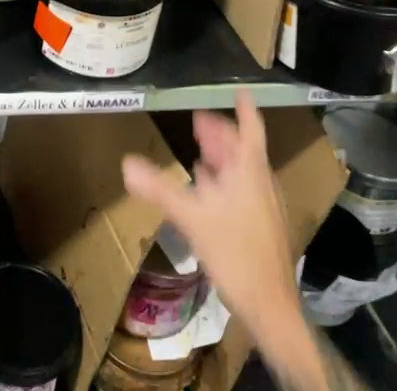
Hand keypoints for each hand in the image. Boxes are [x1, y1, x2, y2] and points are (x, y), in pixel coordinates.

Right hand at [121, 90, 298, 333]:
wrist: (270, 306)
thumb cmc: (235, 253)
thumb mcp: (191, 218)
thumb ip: (159, 189)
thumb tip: (126, 163)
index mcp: (250, 172)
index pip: (250, 129)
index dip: (245, 109)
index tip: (240, 89)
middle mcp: (261, 183)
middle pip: (242, 149)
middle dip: (221, 133)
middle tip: (199, 120)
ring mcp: (264, 206)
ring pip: (242, 171)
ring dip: (222, 158)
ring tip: (199, 149)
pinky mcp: (262, 227)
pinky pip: (242, 191)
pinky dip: (225, 181)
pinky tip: (207, 191)